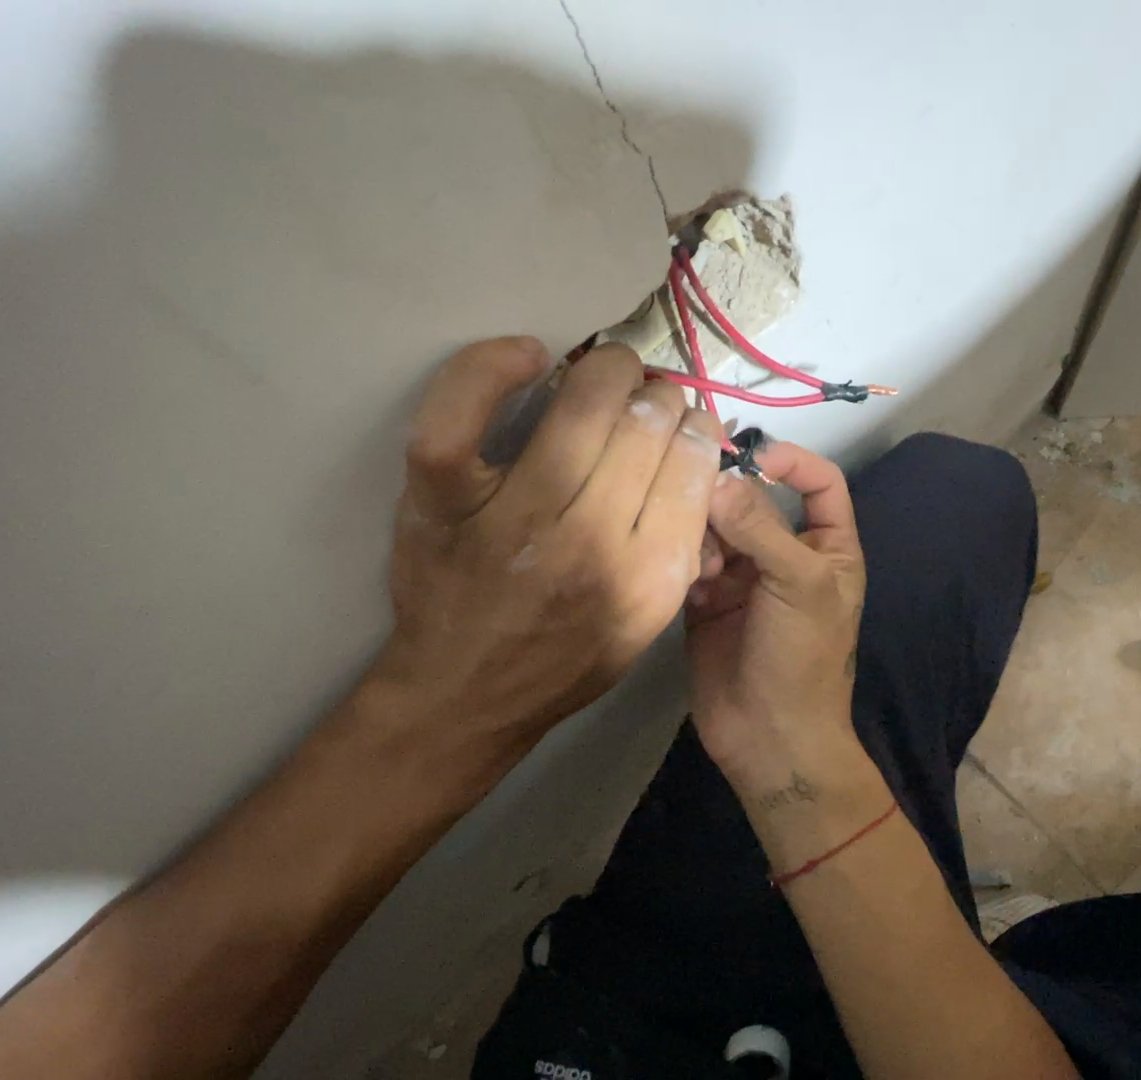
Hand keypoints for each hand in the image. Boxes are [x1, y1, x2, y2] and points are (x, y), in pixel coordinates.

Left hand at [368, 337, 723, 765]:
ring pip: (579, 408)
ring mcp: (510, 517)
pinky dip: (490, 369)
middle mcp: (589, 542)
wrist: (465, 695)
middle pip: (645, 426)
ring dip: (608, 371)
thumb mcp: (653, 621)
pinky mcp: (442, 501)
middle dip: (659, 395)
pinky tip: (525, 355)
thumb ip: (684, 545)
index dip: (695, 426)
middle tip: (649, 398)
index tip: (686, 423)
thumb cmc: (569, 660)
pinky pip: (461, 415)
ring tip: (611, 372)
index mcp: (650, 575)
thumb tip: (697, 456)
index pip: (693, 461)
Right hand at [685, 441, 867, 799]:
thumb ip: (761, 528)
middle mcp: (785, 555)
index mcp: (827, 548)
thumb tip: (718, 478)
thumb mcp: (798, 585)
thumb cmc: (803, 657)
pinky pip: (692, 559)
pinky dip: (687, 560)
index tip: (755, 453)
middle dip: (730, 500)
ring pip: (718, 528)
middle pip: (756, 501)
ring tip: (701, 561)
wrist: (770, 737)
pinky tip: (688, 578)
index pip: (820, 483)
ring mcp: (745, 578)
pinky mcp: (708, 600)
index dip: (793, 461)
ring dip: (705, 533)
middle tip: (702, 502)